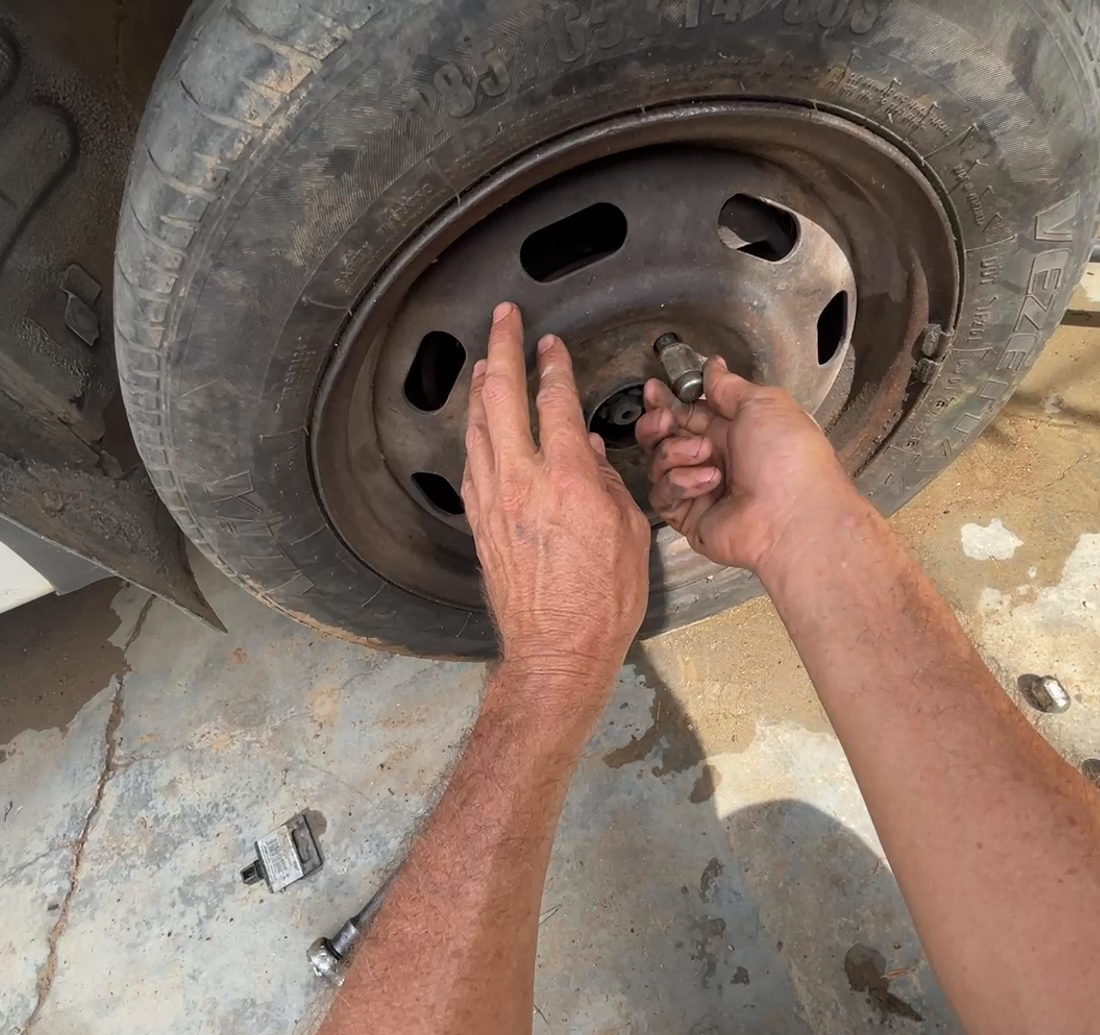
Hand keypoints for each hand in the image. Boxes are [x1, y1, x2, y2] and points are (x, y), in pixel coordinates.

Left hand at [463, 303, 650, 680]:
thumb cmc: (601, 600)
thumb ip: (604, 482)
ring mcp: (492, 501)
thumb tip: (586, 450)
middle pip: (500, 398)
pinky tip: (478, 426)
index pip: (554, 403)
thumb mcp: (627, 532)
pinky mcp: (479, 523)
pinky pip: (472, 464)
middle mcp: (520, 481)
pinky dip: (475, 434)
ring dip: (480, 389)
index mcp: (565, 479)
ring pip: (477, 428)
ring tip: (484, 364)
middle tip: (502, 319)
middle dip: (500, 349)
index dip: (552, 365)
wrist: (556, 649)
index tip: (549, 342)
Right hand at [634, 357, 856, 581]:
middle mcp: (715, 460)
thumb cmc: (789, 458)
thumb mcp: (763, 404)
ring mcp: (700, 490)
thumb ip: (728, 386)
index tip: (654, 390)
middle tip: (665, 420)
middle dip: (658, 424)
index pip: (687, 413)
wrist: (792, 514)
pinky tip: (709, 482)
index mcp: (733, 432)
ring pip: (659, 464)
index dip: (667, 401)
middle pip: (664, 438)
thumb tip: (713, 366)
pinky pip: (664, 495)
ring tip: (705, 453)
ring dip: (676, 453)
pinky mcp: (689, 517)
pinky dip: (682, 483)